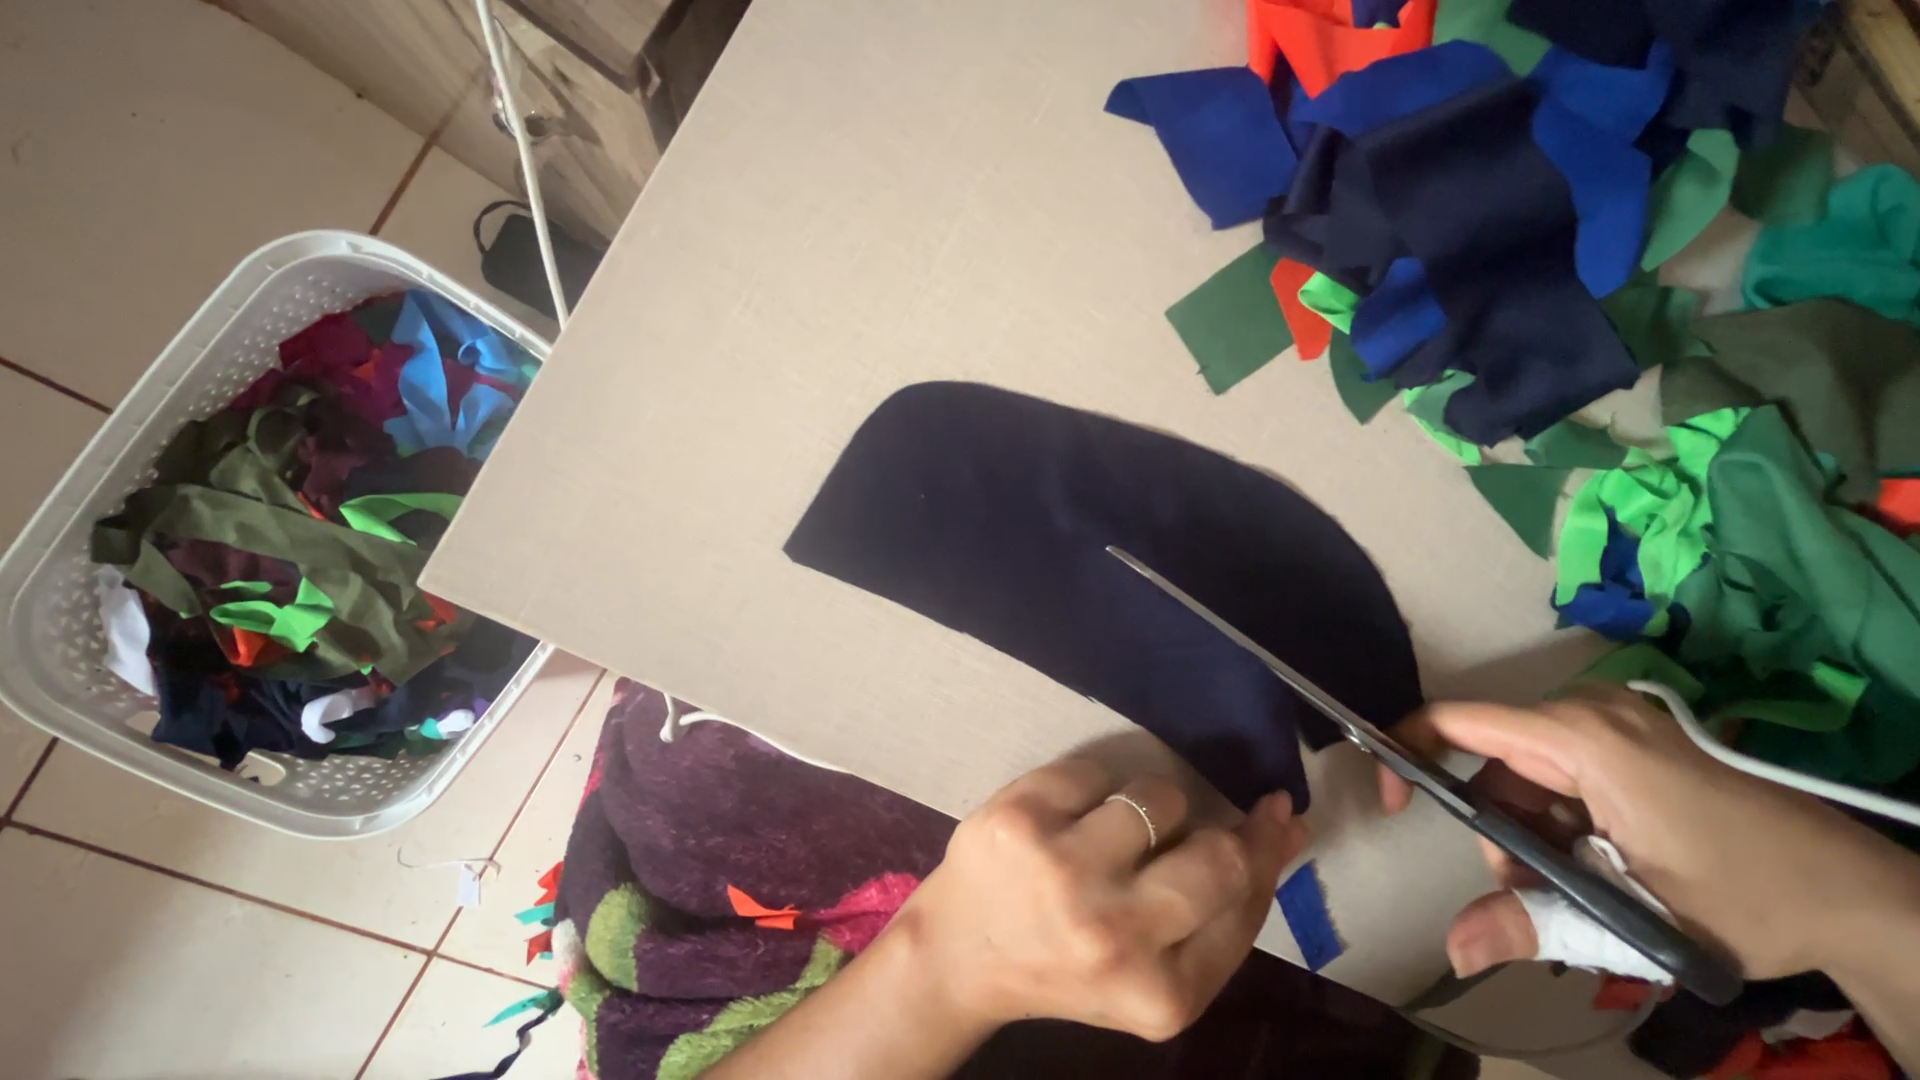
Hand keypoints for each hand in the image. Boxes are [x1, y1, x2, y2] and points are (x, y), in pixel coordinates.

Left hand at [890, 757, 1310, 1041]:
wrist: (957, 956)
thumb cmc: (1064, 966)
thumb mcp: (1152, 974)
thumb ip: (1219, 913)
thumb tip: (1287, 826)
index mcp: (1160, 993)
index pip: (1245, 902)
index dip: (1268, 851)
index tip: (1277, 815)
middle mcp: (1114, 934)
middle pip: (1216, 853)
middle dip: (1218, 828)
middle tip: (1193, 827)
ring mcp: (1062, 871)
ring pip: (1156, 795)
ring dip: (1147, 806)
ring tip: (1110, 837)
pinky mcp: (1018, 819)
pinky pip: (1093, 768)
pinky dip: (1091, 784)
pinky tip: (1066, 817)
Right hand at [1379, 682, 1919, 980]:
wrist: (1860, 897)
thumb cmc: (1748, 896)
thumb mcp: (1634, 920)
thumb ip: (1533, 925)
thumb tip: (1452, 953)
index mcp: (1579, 737)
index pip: (1454, 722)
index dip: (1405, 754)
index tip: (1394, 806)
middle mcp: (1586, 712)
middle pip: (1492, 763)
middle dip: (1501, 830)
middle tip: (1541, 887)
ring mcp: (1610, 722)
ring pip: (1524, 774)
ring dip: (1532, 833)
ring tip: (1584, 883)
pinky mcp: (1627, 739)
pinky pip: (1557, 771)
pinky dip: (1560, 821)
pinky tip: (1601, 858)